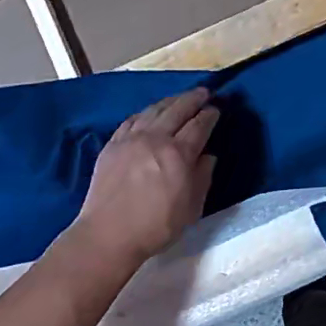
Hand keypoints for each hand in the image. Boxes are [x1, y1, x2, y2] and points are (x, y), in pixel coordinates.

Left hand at [71, 88, 219, 267]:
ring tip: (179, 98)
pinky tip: (149, 113)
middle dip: (192, 98)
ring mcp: (130, 139)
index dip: (210, 115)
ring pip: (152, 110)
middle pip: (176, 110)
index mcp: (178, 154)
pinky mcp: (112, 144)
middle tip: (203, 92)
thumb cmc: (155, 227)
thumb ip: (202, 178)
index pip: (199, 126)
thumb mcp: (191, 209)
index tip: (216, 109)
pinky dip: (145, 113)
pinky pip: (131, 120)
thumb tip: (208, 156)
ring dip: (169, 101)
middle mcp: (154, 139)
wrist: (108, 233)